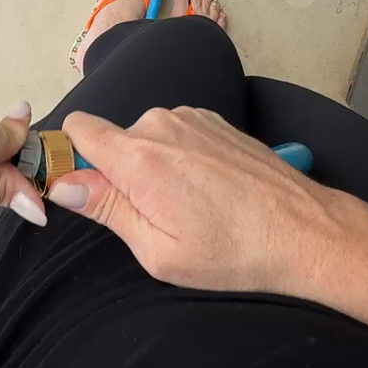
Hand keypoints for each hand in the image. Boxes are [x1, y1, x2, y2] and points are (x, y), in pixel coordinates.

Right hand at [48, 107, 358, 296]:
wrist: (303, 229)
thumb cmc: (232, 251)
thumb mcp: (157, 251)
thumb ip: (104, 209)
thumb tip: (63, 184)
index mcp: (138, 158)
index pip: (78, 128)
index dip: (73, 156)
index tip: (86, 186)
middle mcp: (158, 124)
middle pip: (113, 139)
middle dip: (121, 172)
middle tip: (155, 213)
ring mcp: (188, 116)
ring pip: (145, 137)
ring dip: (154, 164)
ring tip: (190, 202)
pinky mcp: (210, 117)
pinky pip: (174, 131)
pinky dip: (180, 154)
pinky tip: (209, 186)